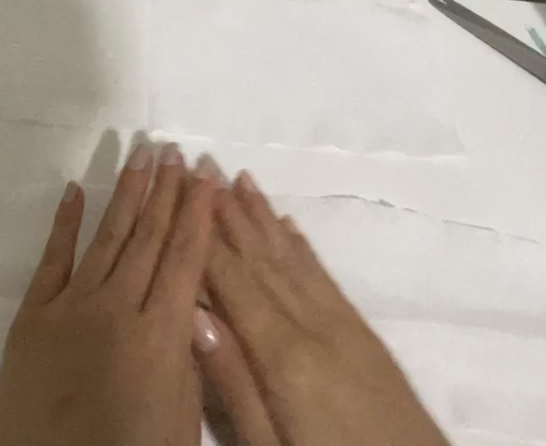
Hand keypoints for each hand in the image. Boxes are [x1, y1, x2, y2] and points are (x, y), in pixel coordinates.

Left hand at [0, 142, 220, 445]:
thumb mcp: (179, 420)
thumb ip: (189, 359)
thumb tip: (194, 305)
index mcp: (160, 335)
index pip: (186, 258)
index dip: (198, 213)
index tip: (207, 175)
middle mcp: (118, 307)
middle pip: (149, 237)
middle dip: (167, 190)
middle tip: (175, 149)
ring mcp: (72, 305)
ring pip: (108, 236)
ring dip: (128, 194)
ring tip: (142, 157)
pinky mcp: (34, 313)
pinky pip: (53, 257)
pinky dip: (65, 222)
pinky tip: (76, 189)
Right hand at [197, 172, 449, 445]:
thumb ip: (234, 384)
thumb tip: (195, 315)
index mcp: (284, 354)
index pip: (231, 278)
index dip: (202, 230)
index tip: (180, 185)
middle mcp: (313, 325)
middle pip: (260, 255)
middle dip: (227, 208)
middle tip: (202, 161)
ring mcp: (343, 326)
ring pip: (293, 257)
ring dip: (262, 214)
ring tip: (240, 176)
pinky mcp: (364, 335)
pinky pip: (325, 278)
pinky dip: (302, 246)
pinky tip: (288, 223)